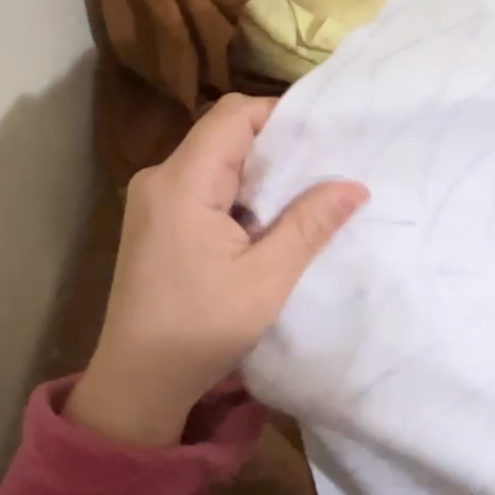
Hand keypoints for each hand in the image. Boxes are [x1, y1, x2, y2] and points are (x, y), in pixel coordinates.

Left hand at [66, 95, 367, 445]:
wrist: (139, 380)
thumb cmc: (202, 328)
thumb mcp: (267, 278)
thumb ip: (310, 225)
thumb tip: (355, 186)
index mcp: (182, 182)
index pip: (233, 115)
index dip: (281, 115)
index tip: (327, 136)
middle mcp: (160, 179)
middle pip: (224, 135)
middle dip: (278, 147)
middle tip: (328, 167)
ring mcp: (154, 202)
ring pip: (216, 163)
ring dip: (261, 175)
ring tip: (308, 195)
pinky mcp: (158, 224)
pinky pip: (204, 189)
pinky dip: (241, 196)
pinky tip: (270, 221)